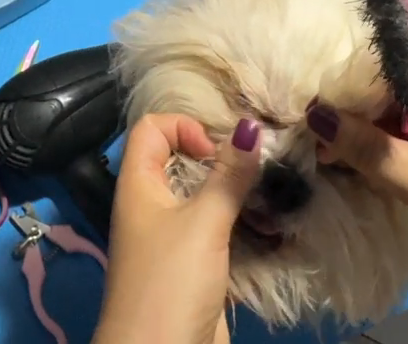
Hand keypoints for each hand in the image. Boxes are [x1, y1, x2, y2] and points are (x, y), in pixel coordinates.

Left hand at [92, 114, 261, 343]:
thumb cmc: (171, 281)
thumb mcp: (203, 223)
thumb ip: (229, 176)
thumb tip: (250, 127)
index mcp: (138, 183)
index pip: (153, 127)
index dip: (184, 128)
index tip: (215, 152)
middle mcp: (151, 204)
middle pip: (182, 159)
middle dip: (220, 158)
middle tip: (255, 165)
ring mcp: (172, 236)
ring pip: (204, 196)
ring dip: (235, 192)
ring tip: (269, 192)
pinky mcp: (193, 266)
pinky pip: (216, 229)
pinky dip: (240, 223)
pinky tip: (269, 227)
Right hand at [307, 61, 407, 343]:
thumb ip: (366, 146)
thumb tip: (311, 112)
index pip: (394, 66)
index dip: (351, 86)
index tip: (310, 108)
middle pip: (394, 89)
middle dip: (355, 114)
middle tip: (312, 138)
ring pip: (399, 116)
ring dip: (366, 136)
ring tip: (325, 153)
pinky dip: (385, 152)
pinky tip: (354, 165)